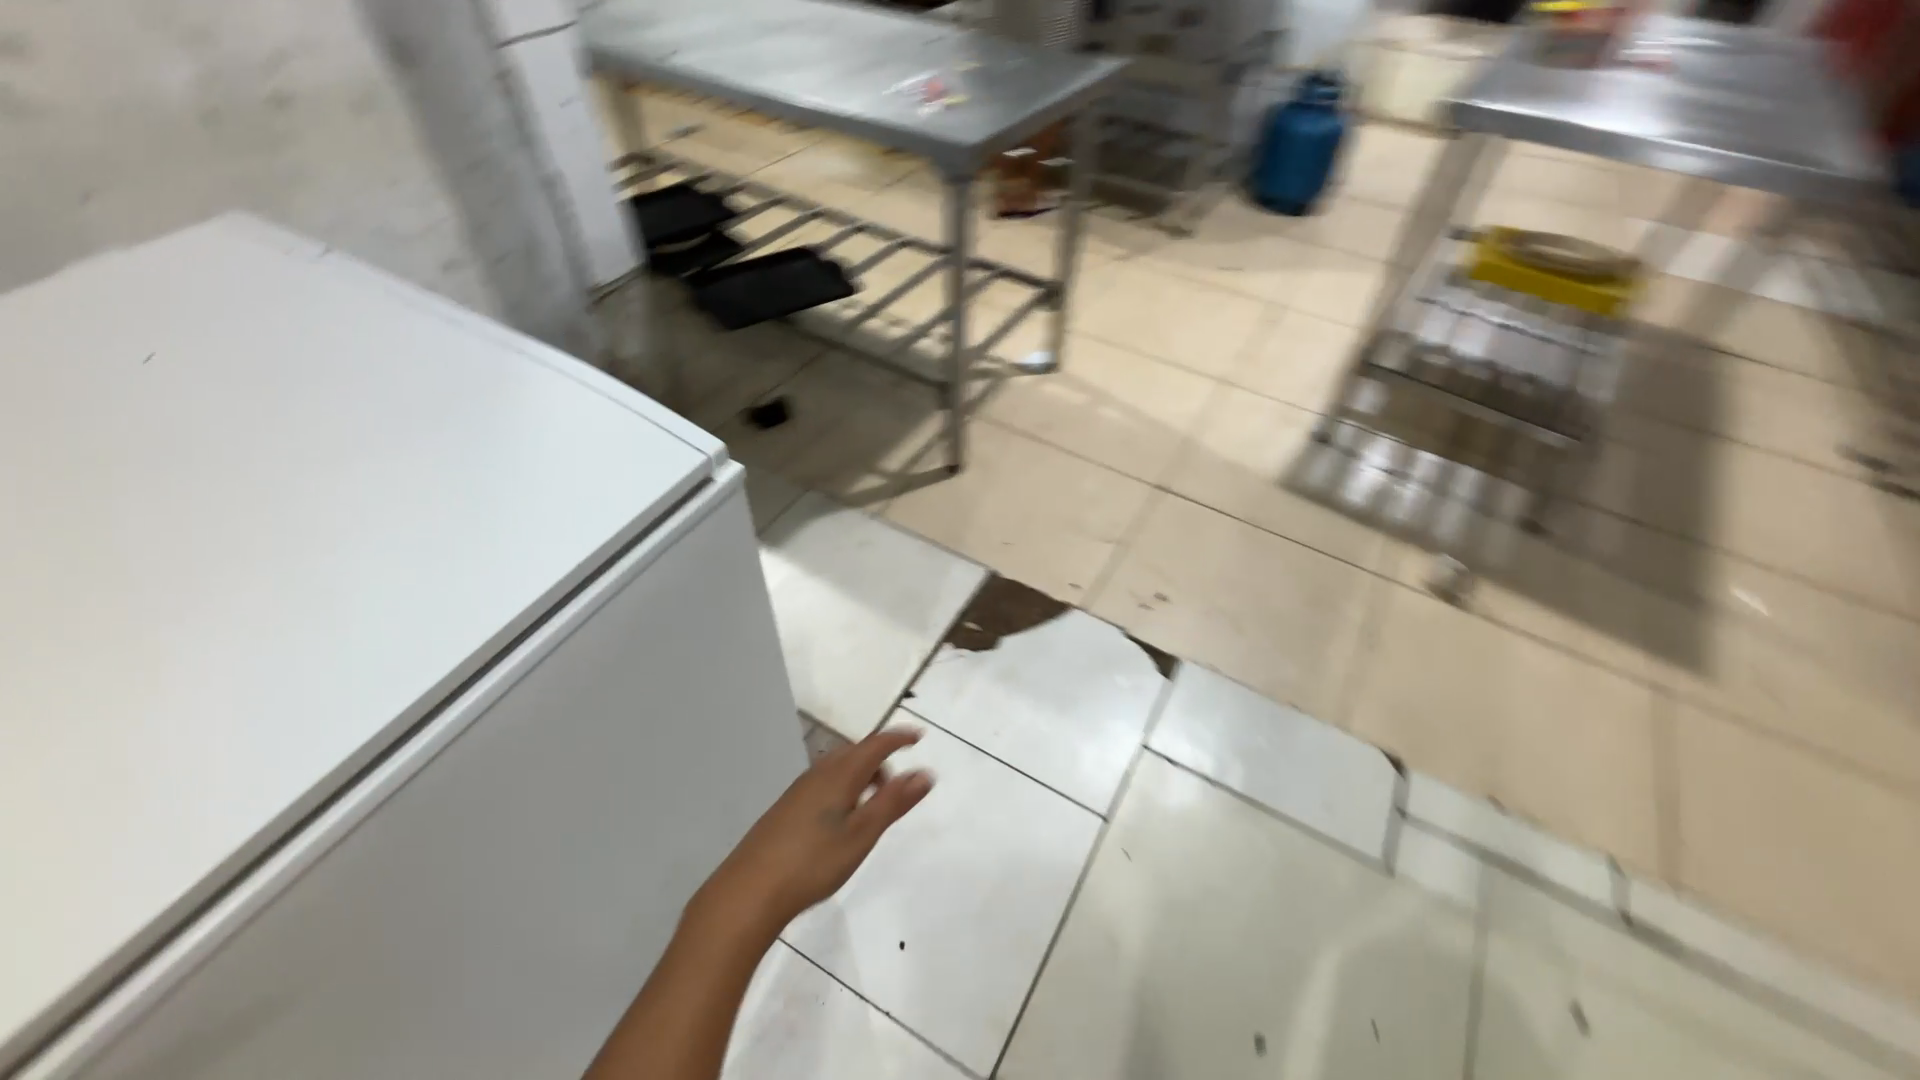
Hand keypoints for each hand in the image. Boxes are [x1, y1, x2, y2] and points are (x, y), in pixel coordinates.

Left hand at [688, 726, 933, 939]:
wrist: (750, 890)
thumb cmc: (814, 861)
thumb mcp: (863, 833)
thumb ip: (894, 801)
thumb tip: (925, 772)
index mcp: (840, 775)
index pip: (875, 745)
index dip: (898, 738)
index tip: (919, 736)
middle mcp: (818, 774)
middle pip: (855, 752)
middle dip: (880, 760)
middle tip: (896, 788)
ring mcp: (798, 792)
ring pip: (837, 768)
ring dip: (860, 776)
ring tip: (871, 809)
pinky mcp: (786, 810)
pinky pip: (823, 784)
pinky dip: (843, 789)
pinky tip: (840, 823)